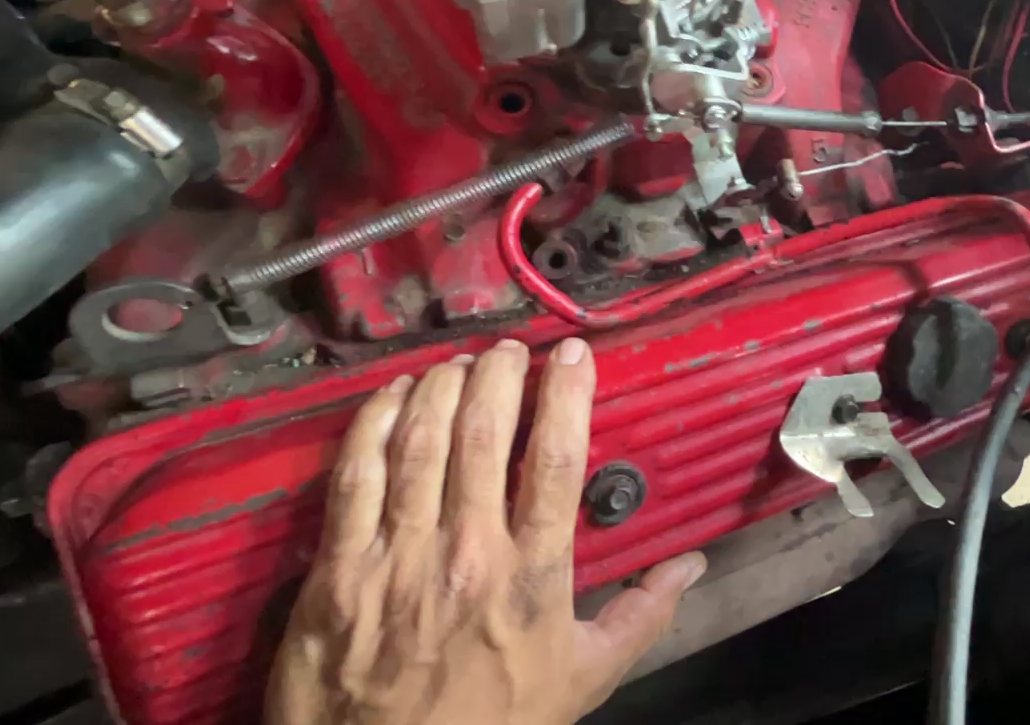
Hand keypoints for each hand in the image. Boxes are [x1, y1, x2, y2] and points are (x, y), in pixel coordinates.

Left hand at [266, 338, 705, 724]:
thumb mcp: (583, 678)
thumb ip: (642, 615)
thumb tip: (693, 564)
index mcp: (531, 576)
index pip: (555, 460)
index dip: (566, 395)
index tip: (572, 354)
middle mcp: (465, 554)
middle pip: (481, 436)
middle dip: (499, 375)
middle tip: (510, 351)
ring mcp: (395, 560)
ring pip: (419, 444)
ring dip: (442, 387)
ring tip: (461, 362)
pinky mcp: (336, 573)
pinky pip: (353, 478)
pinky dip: (374, 424)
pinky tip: (395, 393)